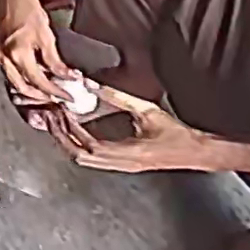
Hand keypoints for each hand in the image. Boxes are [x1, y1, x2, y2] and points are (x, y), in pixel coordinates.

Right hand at [0, 0, 76, 104]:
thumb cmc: (27, 6)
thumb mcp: (46, 34)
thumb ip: (54, 59)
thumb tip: (68, 76)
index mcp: (16, 53)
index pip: (38, 81)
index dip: (55, 91)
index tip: (69, 96)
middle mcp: (2, 55)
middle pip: (20, 86)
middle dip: (39, 95)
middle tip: (56, 98)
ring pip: (11, 78)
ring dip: (28, 86)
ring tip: (46, 89)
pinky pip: (6, 67)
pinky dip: (19, 74)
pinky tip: (30, 72)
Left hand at [38, 86, 221, 172]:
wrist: (201, 153)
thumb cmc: (178, 134)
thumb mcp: (147, 111)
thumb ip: (118, 97)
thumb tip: (89, 83)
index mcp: (128, 152)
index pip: (88, 145)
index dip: (70, 129)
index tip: (59, 112)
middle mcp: (122, 163)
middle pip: (79, 156)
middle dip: (60, 136)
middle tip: (49, 116)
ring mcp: (121, 166)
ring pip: (83, 159)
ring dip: (66, 141)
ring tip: (56, 121)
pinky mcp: (122, 164)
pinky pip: (91, 158)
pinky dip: (76, 144)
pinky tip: (71, 129)